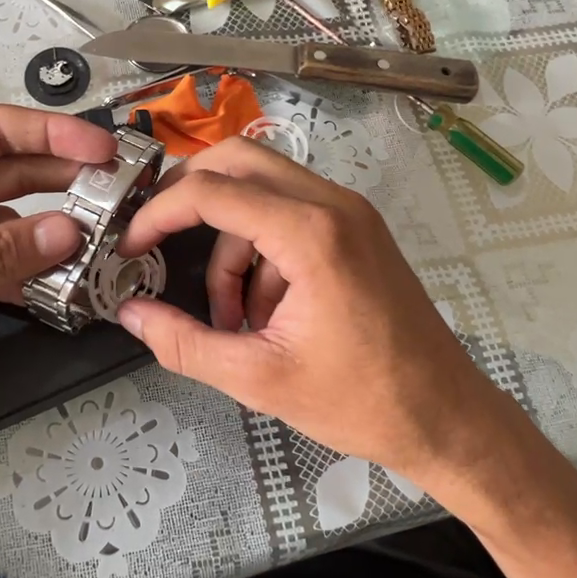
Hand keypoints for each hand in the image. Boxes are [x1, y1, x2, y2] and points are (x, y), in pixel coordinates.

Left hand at [0, 106, 114, 431]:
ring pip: (5, 225)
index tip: (102, 150)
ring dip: (48, 236)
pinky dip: (21, 276)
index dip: (52, 133)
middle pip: (9, 175)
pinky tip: (55, 290)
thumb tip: (67, 232)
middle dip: (63, 181)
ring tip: (97, 250)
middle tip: (118, 198)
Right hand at [115, 138, 521, 481]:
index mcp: (311, 233)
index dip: (158, 213)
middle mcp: (333, 204)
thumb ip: (184, 344)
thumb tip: (130, 314)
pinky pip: (289, 215)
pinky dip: (260, 251)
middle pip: (238, 161)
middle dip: (188, 196)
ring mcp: (350, 213)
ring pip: (262, 190)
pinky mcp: (356, 231)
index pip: (212, 191)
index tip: (129, 246)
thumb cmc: (361, 401)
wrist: (447, 417)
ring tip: (229, 316)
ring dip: (229, 240)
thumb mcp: (259, 379)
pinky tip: (262, 312)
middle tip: (156, 240)